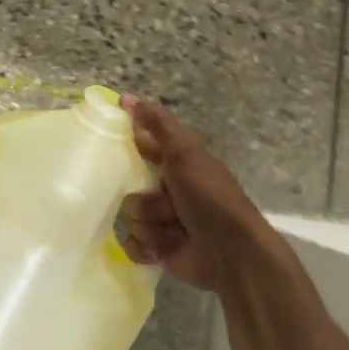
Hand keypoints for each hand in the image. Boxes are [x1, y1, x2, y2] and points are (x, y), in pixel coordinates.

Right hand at [118, 95, 269, 292]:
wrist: (233, 253)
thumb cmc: (210, 198)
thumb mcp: (185, 153)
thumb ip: (158, 124)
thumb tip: (127, 96)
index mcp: (178, 167)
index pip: (144, 147)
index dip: (131, 146)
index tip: (115, 145)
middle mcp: (169, 193)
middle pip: (131, 189)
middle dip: (147, 202)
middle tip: (167, 205)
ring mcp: (163, 223)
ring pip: (131, 218)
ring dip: (153, 227)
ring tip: (176, 232)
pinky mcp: (159, 251)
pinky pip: (132, 245)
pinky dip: (147, 248)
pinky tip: (163, 250)